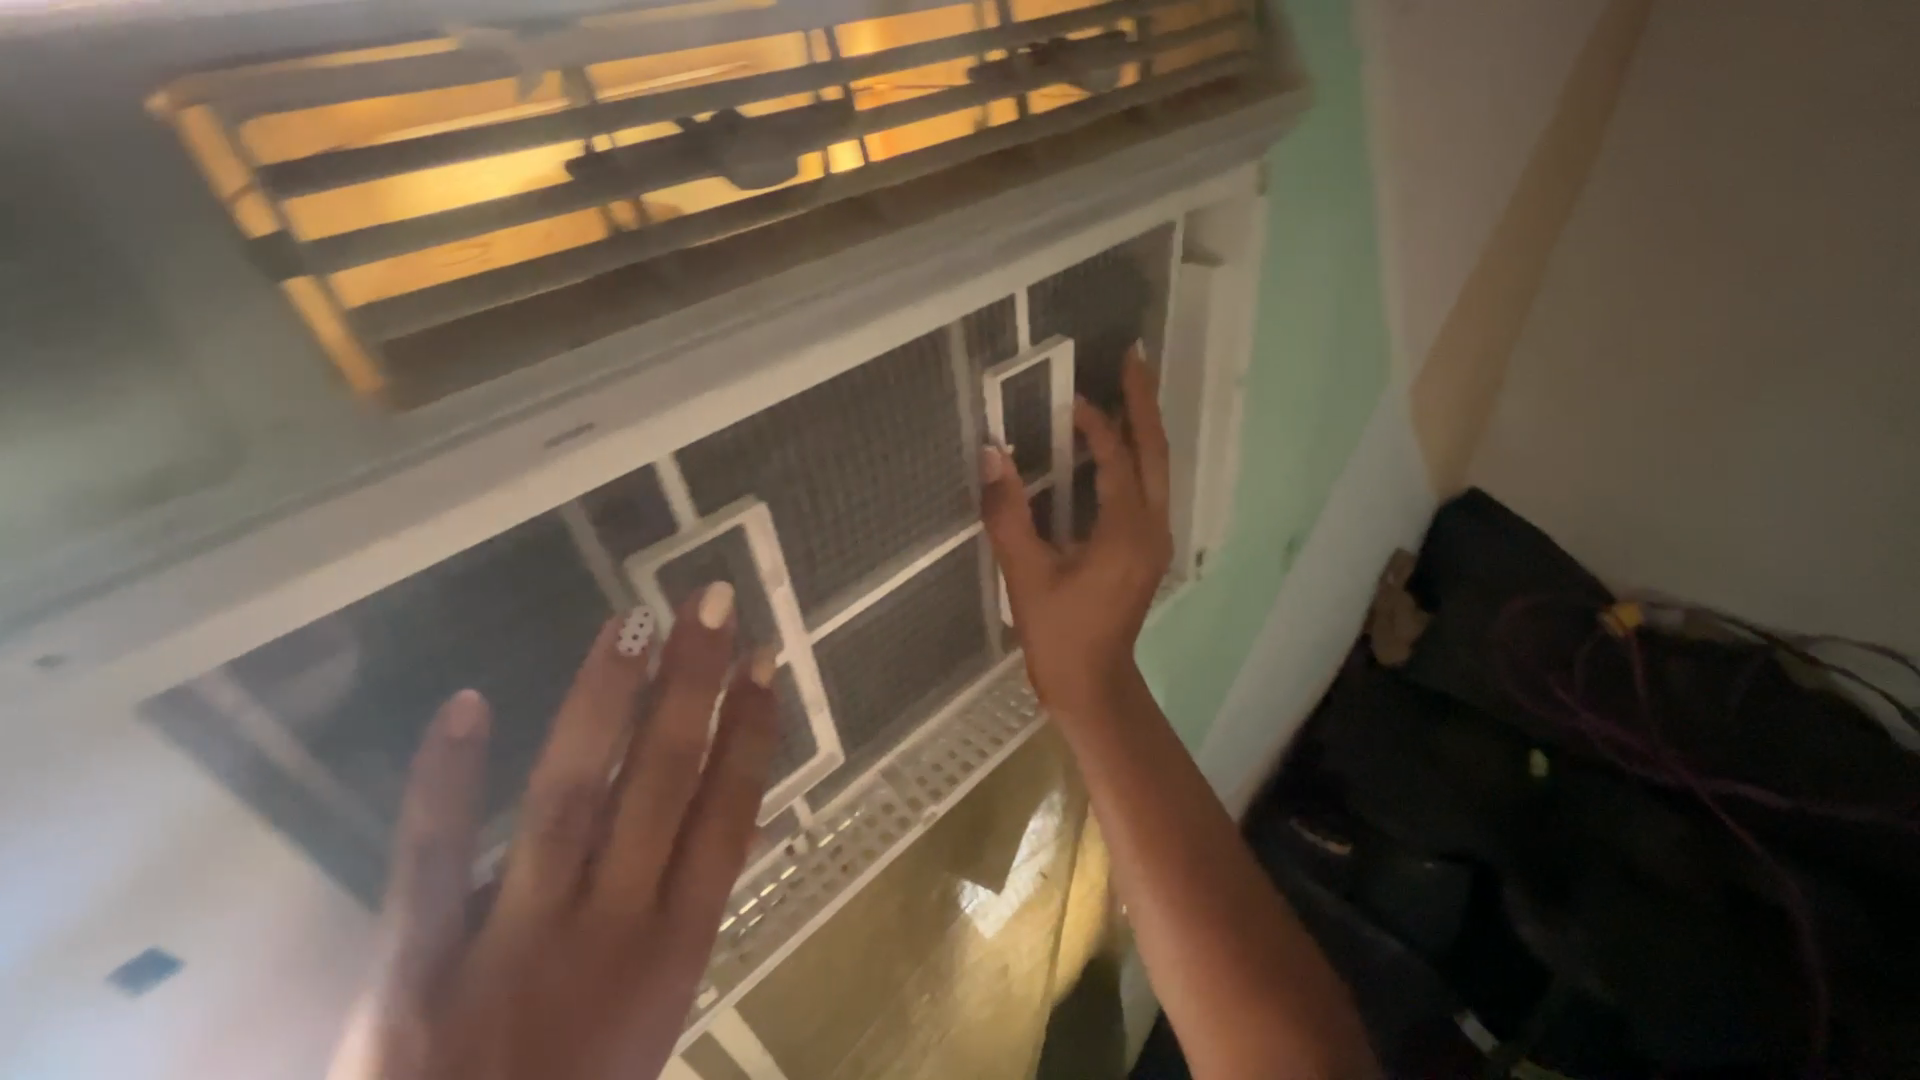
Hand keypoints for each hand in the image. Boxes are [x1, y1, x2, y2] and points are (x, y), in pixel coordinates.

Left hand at [327, 584, 778, 1079]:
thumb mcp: (661, 1010)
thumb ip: (684, 911)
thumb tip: (728, 820)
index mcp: (676, 948)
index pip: (727, 813)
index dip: (749, 730)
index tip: (762, 660)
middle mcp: (612, 929)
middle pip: (662, 782)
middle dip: (692, 686)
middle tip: (708, 604)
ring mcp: (514, 940)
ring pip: (567, 797)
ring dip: (603, 701)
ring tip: (630, 624)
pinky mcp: (415, 964)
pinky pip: (430, 859)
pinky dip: (446, 778)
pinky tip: (470, 701)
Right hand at [980, 343, 1172, 720]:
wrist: (1093, 685)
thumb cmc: (1059, 635)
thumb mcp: (1026, 575)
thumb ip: (1008, 514)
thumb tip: (992, 455)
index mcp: (1126, 532)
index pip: (1118, 460)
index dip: (1097, 424)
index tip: (1071, 396)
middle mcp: (1152, 528)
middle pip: (1157, 452)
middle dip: (1144, 403)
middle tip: (1133, 357)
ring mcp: (1155, 540)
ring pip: (1158, 470)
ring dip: (1143, 428)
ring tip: (1126, 389)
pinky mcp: (1147, 550)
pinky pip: (1147, 489)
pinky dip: (1135, 458)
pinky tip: (1115, 447)